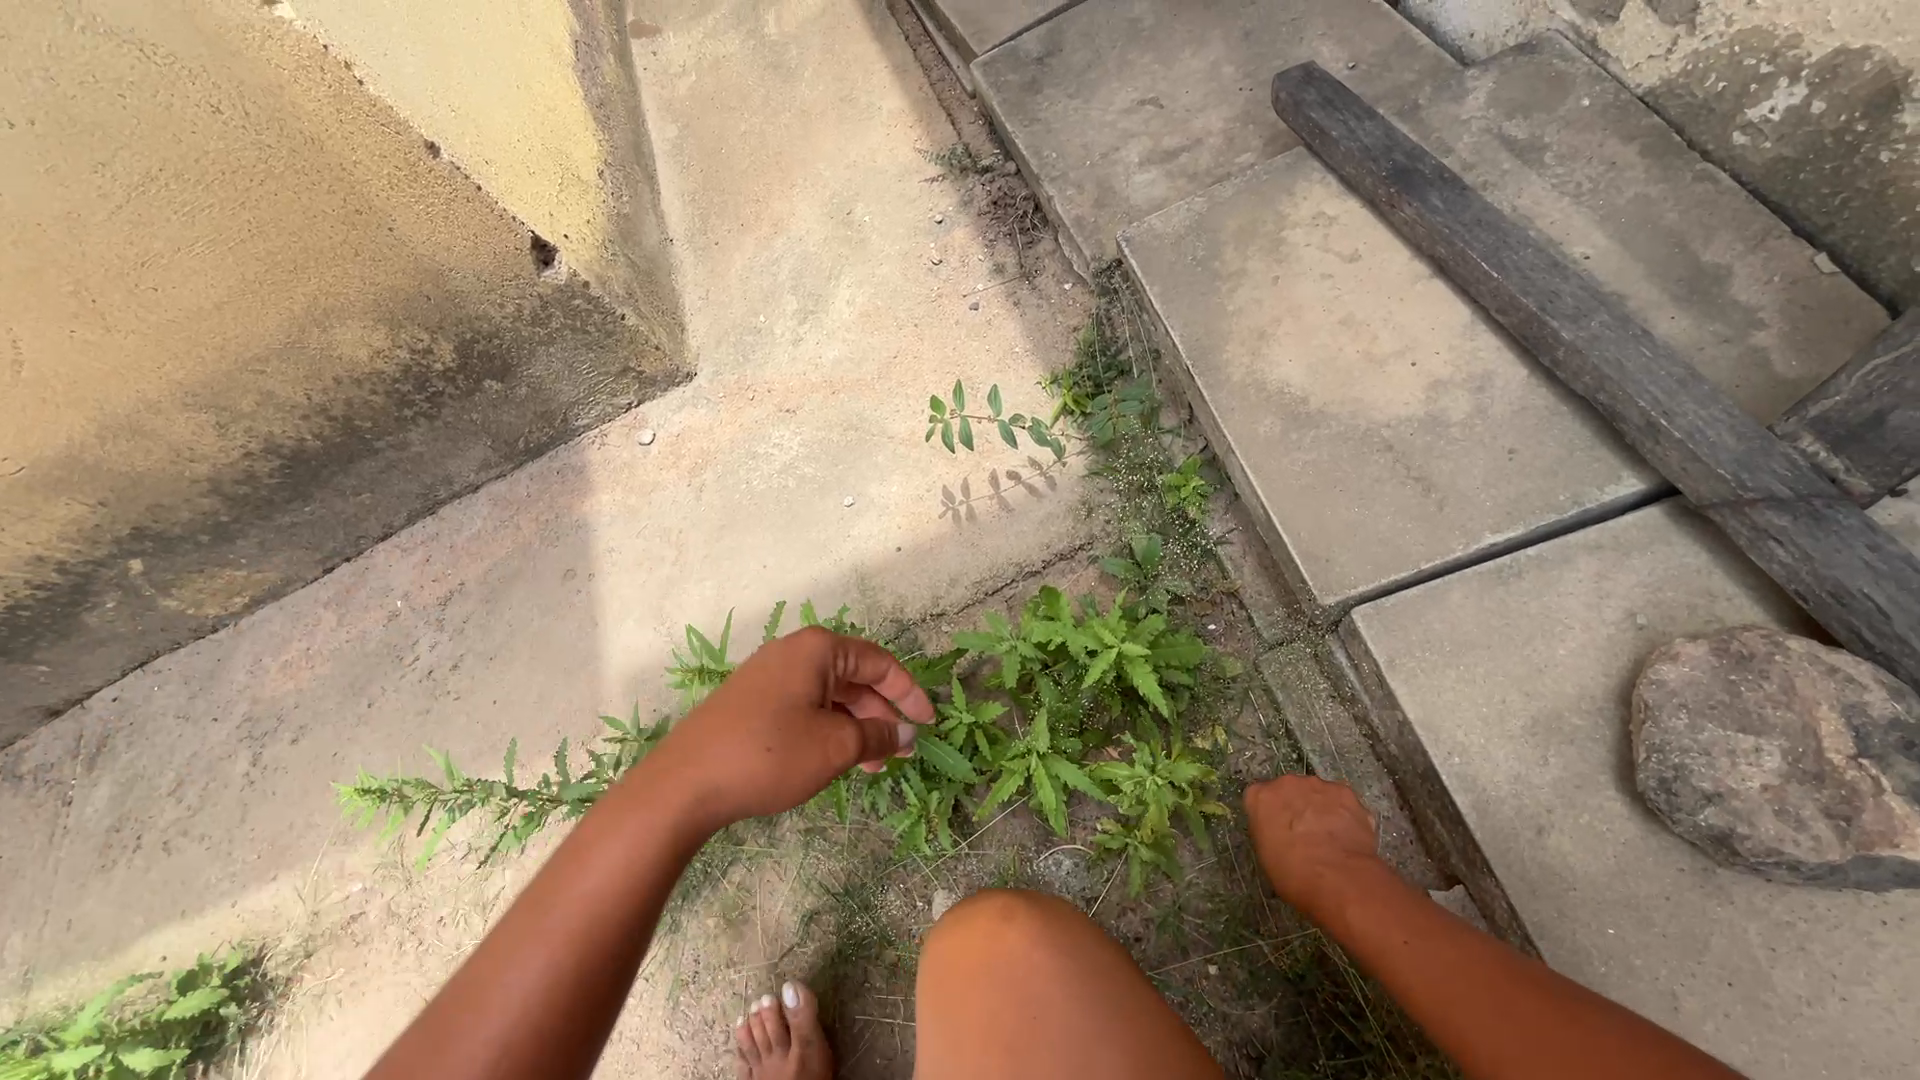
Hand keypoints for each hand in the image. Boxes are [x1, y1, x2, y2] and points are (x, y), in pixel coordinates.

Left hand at [642, 626, 934, 830]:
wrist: (684, 785)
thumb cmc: (770, 755)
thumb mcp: (835, 747)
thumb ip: (878, 734)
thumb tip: (906, 732)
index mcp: (817, 650)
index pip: (879, 662)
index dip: (909, 693)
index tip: (929, 723)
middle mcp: (793, 653)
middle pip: (853, 678)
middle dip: (882, 715)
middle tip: (902, 752)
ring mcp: (768, 677)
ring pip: (829, 697)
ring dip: (856, 728)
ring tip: (874, 767)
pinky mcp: (751, 703)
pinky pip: (804, 708)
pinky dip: (828, 730)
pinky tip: (837, 761)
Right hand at [1245, 775, 1381, 913]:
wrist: (1339, 879)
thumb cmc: (1294, 873)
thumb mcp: (1266, 855)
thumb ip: (1269, 832)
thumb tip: (1280, 834)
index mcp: (1259, 797)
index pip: (1260, 799)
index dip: (1270, 816)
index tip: (1278, 832)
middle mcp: (1285, 784)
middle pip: (1289, 791)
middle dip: (1295, 808)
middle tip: (1304, 835)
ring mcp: (1317, 786)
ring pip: (1316, 793)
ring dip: (1320, 809)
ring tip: (1331, 838)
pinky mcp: (1345, 793)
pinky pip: (1340, 800)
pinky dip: (1343, 814)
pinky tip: (1348, 836)